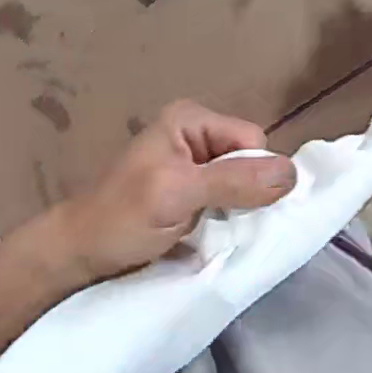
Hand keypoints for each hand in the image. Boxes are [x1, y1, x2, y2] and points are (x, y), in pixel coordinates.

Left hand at [50, 102, 296, 284]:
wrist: (80, 252)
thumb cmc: (121, 218)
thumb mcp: (177, 194)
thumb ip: (231, 181)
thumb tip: (291, 173)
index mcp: (190, 120)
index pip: (252, 140)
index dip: (253, 174)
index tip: (233, 207)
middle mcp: (195, 135)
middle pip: (249, 160)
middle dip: (246, 192)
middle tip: (224, 221)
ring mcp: (193, 164)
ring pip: (242, 182)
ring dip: (238, 208)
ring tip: (216, 229)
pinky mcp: (191, 190)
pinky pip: (228, 198)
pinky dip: (228, 217)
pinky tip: (213, 232)